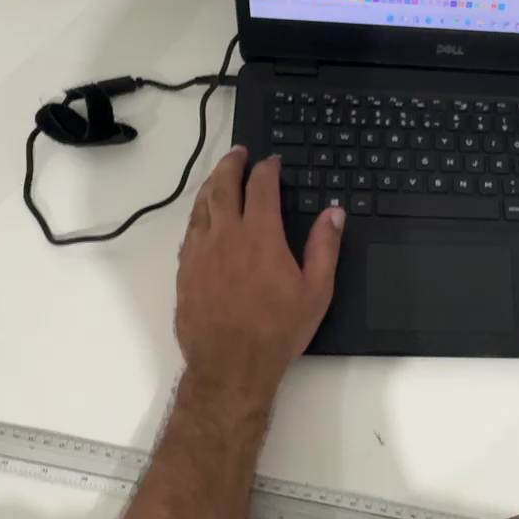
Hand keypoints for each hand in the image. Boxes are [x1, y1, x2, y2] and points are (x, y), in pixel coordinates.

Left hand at [175, 148, 343, 402]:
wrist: (231, 365)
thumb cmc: (278, 330)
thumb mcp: (316, 291)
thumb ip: (325, 247)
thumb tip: (334, 214)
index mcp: (260, 236)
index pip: (261, 187)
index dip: (267, 169)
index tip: (272, 161)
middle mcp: (226, 236)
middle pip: (223, 186)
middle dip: (232, 164)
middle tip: (239, 153)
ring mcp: (200, 252)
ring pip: (201, 205)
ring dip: (211, 184)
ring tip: (219, 176)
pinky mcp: (185, 270)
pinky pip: (189, 231)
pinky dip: (198, 214)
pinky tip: (203, 217)